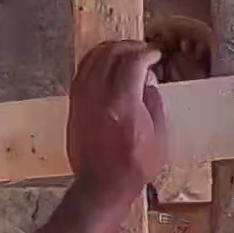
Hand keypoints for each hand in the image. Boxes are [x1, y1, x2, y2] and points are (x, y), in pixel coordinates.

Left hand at [67, 41, 166, 205]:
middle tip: (142, 51)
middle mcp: (100, 97)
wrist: (102, 184)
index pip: (133, 61)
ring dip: (111, 50)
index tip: (155, 55)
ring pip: (93, 59)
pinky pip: (81, 72)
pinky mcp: (74, 105)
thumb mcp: (159, 136)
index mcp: (124, 105)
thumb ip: (154, 102)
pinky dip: (94, 62)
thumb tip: (148, 81)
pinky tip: (105, 66)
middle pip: (111, 54)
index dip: (147, 53)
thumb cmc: (133, 166)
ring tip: (125, 54)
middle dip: (130, 47)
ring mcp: (83, 100)